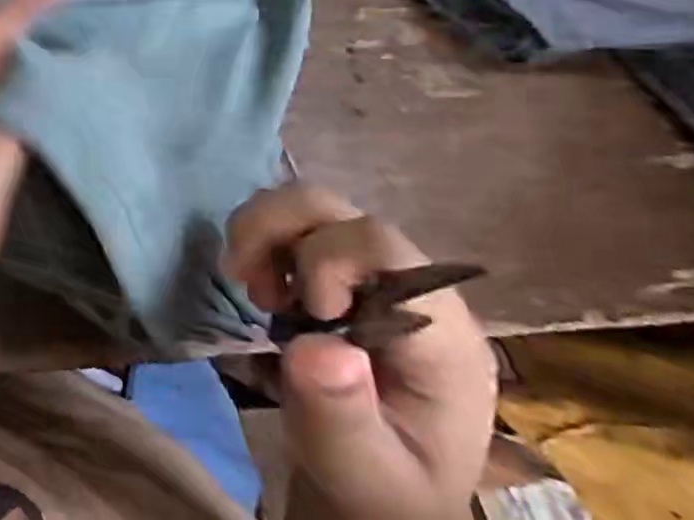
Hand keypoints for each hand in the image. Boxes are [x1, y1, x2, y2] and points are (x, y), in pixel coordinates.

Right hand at [224, 184, 496, 519]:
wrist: (375, 489)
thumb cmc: (377, 484)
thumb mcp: (362, 472)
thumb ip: (342, 416)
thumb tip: (318, 345)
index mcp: (440, 334)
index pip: (384, 246)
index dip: (327, 260)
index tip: (303, 314)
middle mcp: (411, 287)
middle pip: (337, 210)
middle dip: (277, 232)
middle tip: (254, 289)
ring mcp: (373, 273)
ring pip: (306, 204)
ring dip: (262, 231)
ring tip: (252, 287)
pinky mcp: (339, 269)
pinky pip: (290, 221)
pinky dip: (259, 237)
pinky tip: (258, 282)